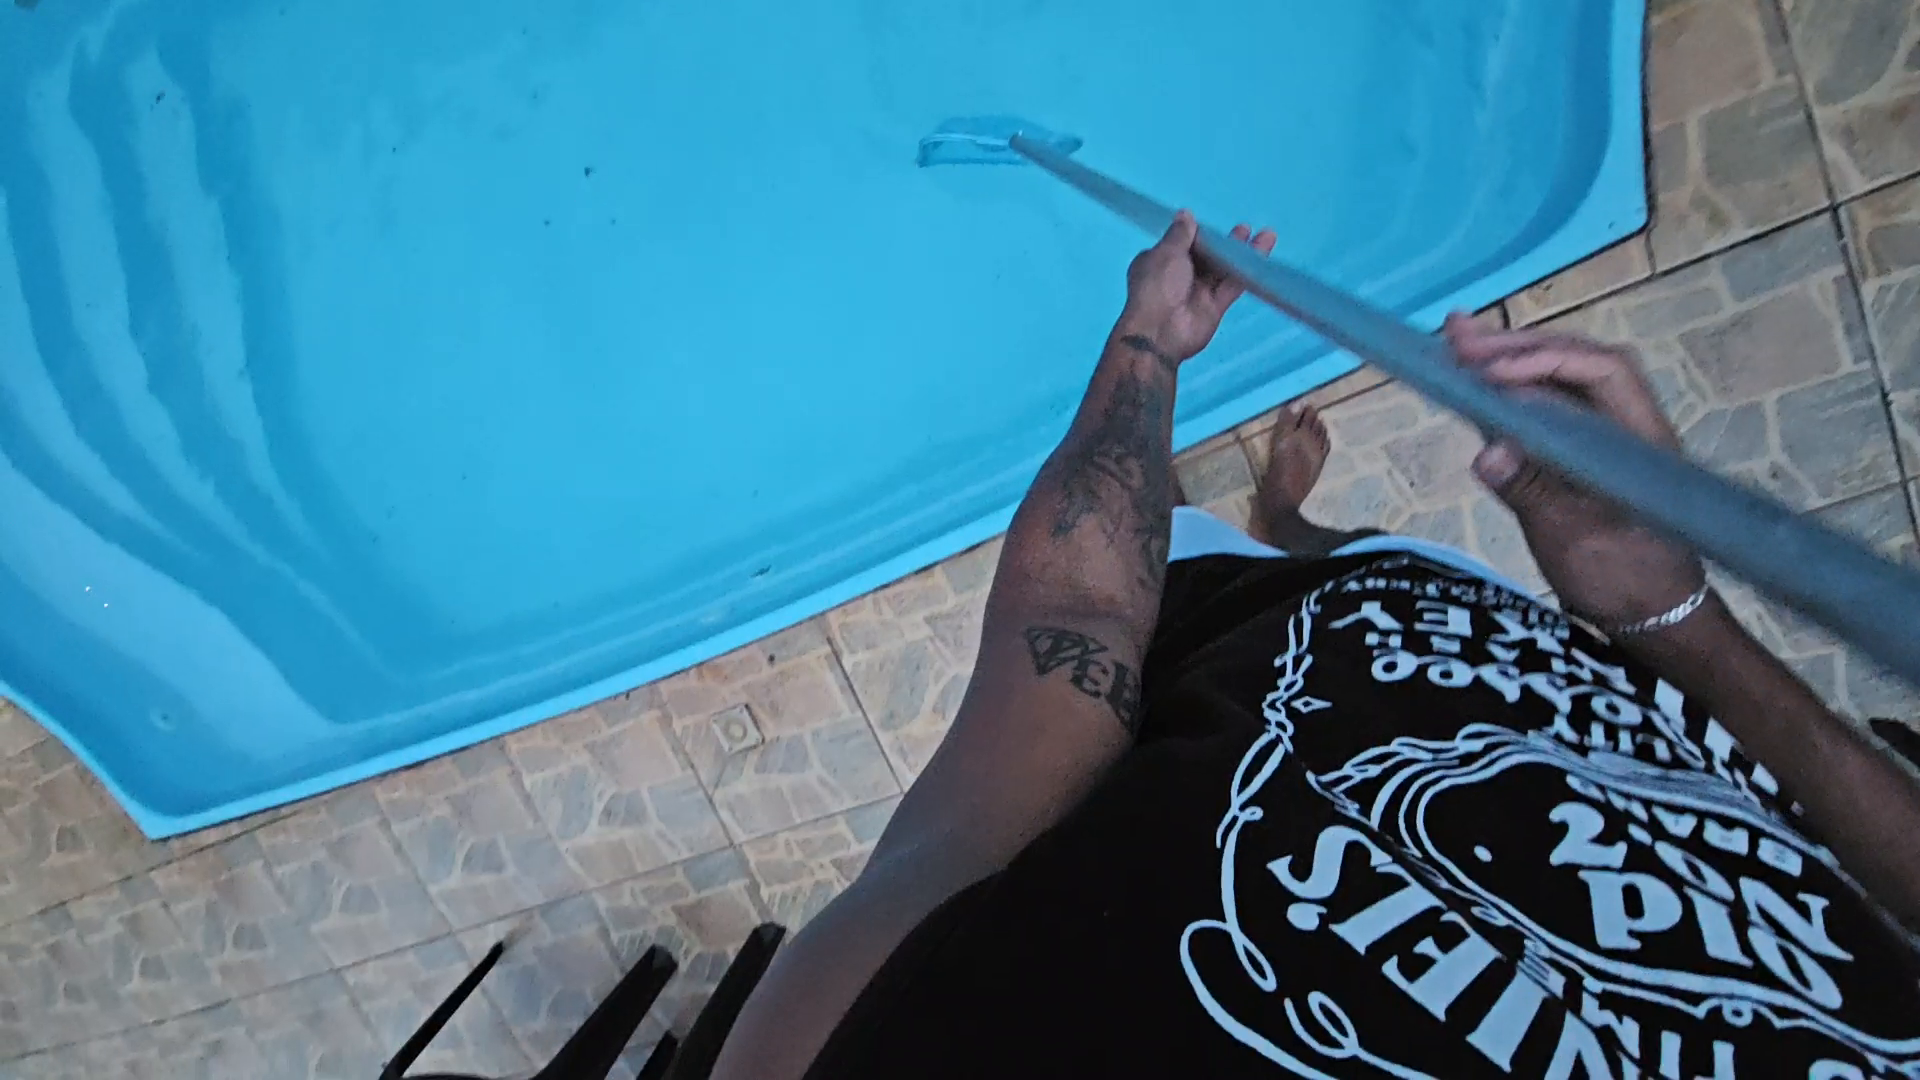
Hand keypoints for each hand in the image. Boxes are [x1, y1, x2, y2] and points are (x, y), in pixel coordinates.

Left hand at [1115, 211, 1277, 364]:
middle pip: (1204, 257)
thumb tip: (1184, 215)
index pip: (1178, 246)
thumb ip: (1180, 234)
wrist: (1160, 332)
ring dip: (1240, 253)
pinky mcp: (1213, 308)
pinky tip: (1263, 251)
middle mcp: (1175, 279)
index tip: (1209, 225)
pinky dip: (1247, 270)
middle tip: (1243, 228)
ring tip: (1265, 235)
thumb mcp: (1166, 253)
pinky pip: (1232, 285)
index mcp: (1157, 264)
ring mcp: (1196, 294)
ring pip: (1222, 270)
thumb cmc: (1157, 286)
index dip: (1194, 235)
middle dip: (1222, 243)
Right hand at [1443, 313, 1705, 630]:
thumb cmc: (1624, 579)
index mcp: (1637, 438)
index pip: (1599, 374)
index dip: (1542, 363)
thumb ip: (1535, 492)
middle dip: (1515, 347)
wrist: (1649, 616)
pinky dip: (1500, 395)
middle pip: (1572, 366)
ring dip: (1505, 361)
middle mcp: (1618, 428)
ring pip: (1552, 385)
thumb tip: (1487, 451)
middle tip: (1455, 335)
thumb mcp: (1577, 540)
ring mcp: (1594, 443)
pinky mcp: (1569, 461)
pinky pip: (1536, 415)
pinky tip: (1471, 384)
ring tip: (1455, 342)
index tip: (1487, 371)